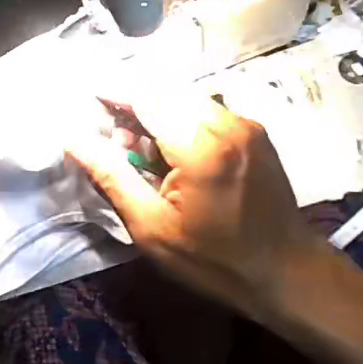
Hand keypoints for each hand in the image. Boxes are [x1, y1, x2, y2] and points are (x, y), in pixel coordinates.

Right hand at [68, 88, 338, 321]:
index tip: (85, 98)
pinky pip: (204, 110)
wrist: (288, 273)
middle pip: (165, 90)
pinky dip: (178, 119)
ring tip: (135, 147)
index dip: (112, 92)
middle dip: (132, 103)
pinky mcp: (252, 131)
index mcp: (201, 145)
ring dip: (155, 111)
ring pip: (184, 97)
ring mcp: (244, 124)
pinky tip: (166, 150)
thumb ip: (111, 177)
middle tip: (109, 134)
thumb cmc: (214, 261)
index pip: (146, 96)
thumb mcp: (152, 228)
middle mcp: (226, 122)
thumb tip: (74, 140)